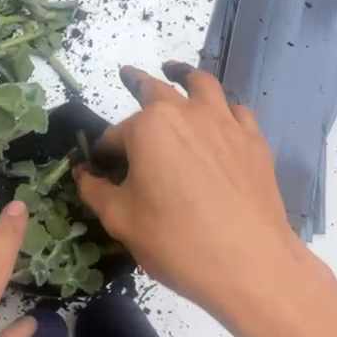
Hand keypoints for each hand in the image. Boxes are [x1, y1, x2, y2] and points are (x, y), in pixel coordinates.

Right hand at [74, 65, 336, 336]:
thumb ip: (95, 191)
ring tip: (176, 71)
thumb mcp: (121, 220)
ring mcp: (226, 123)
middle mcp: (187, 113)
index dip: (103, 154)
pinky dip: (223, 109)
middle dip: (137, 83)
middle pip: (156, 90)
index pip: (114, 136)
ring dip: (185, 76)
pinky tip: (220, 119)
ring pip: (203, 86)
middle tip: (127, 74)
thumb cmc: (176, 242)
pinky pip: (236, 111)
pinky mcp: (254, 141)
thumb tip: (83, 174)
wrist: (250, 264)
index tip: (100, 171)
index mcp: (148, 128)